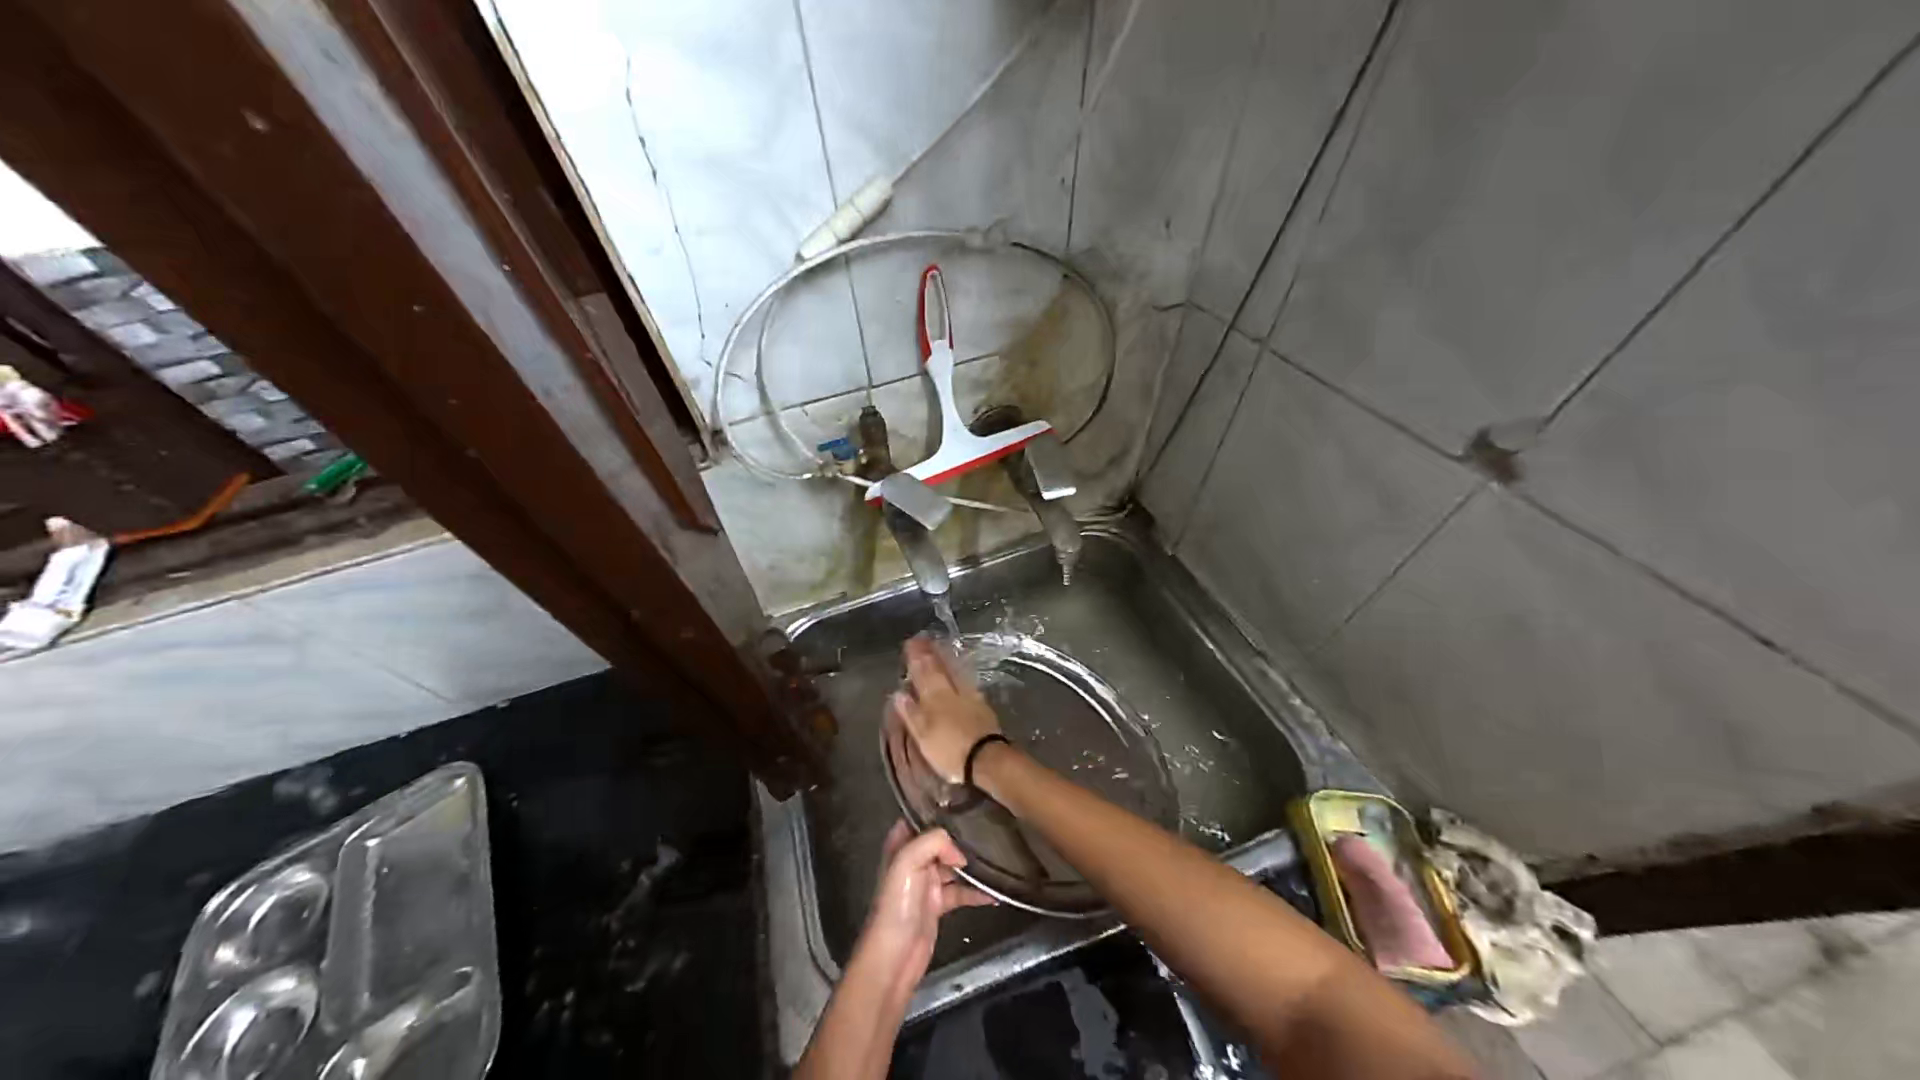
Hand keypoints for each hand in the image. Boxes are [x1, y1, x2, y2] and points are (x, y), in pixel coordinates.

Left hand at [856, 821, 994, 985]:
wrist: (893, 957)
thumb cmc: (896, 905)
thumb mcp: (908, 862)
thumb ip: (934, 843)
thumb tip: (960, 853)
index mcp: (901, 846)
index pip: (920, 818)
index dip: (939, 811)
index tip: (966, 804)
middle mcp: (913, 860)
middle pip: (941, 842)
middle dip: (962, 837)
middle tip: (990, 830)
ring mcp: (926, 883)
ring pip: (953, 866)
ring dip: (973, 865)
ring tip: (998, 859)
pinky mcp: (937, 905)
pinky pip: (961, 891)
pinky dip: (977, 891)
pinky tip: (995, 892)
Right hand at [891, 635, 1002, 783]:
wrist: (986, 759)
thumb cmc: (949, 750)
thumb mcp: (923, 735)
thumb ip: (911, 713)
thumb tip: (898, 693)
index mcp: (934, 697)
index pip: (923, 672)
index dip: (916, 658)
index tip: (911, 643)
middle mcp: (952, 691)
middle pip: (940, 668)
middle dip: (930, 653)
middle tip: (924, 639)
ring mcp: (969, 696)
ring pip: (955, 671)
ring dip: (946, 658)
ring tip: (940, 647)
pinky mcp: (982, 705)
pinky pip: (966, 679)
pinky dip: (960, 670)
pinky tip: (960, 669)